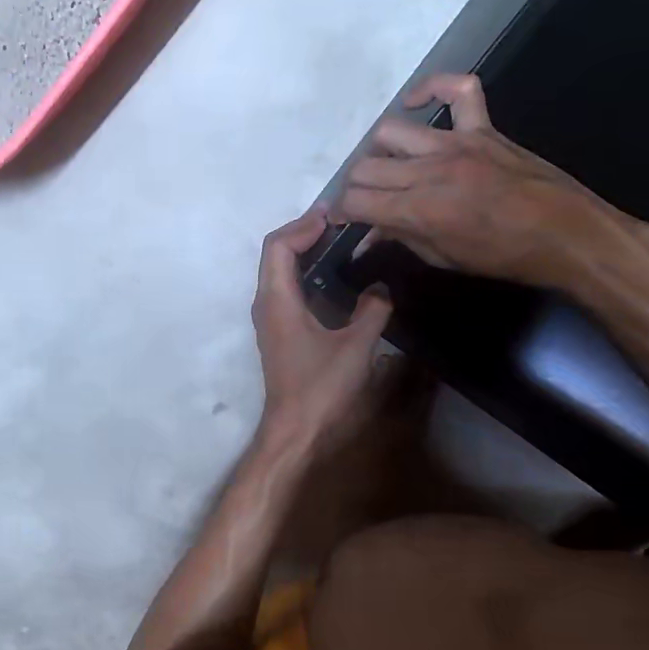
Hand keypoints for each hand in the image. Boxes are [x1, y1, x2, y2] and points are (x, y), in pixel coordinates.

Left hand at [251, 210, 394, 451]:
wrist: (295, 432)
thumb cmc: (321, 389)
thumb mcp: (356, 347)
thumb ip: (372, 310)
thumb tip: (382, 286)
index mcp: (277, 301)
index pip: (278, 246)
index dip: (303, 225)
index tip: (335, 217)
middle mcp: (266, 304)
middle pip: (275, 253)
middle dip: (304, 232)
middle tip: (341, 225)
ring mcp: (270, 319)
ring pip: (279, 271)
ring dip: (304, 251)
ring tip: (341, 243)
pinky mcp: (279, 331)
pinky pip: (286, 288)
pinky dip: (306, 272)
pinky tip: (336, 277)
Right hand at [334, 74, 648, 291]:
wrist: (565, 236)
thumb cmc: (505, 257)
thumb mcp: (445, 259)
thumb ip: (402, 239)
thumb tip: (367, 237)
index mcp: (419, 209)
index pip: (356, 201)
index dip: (342, 213)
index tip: (343, 220)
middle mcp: (429, 169)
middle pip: (366, 167)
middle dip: (356, 189)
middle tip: (366, 203)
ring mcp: (456, 142)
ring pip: (392, 131)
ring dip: (380, 152)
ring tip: (389, 167)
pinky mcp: (482, 129)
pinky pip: (457, 90)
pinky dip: (434, 88)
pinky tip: (418, 103)